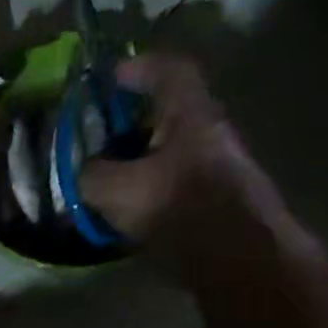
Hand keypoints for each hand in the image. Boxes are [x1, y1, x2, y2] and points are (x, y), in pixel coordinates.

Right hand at [79, 56, 298, 282]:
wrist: (239, 259)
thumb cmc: (178, 209)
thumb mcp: (117, 190)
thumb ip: (92, 174)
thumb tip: (87, 172)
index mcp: (190, 114)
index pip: (167, 70)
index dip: (137, 68)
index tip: (109, 80)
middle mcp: (210, 132)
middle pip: (169, 114)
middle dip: (132, 125)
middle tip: (101, 143)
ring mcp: (220, 168)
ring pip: (172, 152)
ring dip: (141, 163)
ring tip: (109, 187)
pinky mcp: (220, 201)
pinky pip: (179, 183)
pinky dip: (154, 191)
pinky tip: (133, 216)